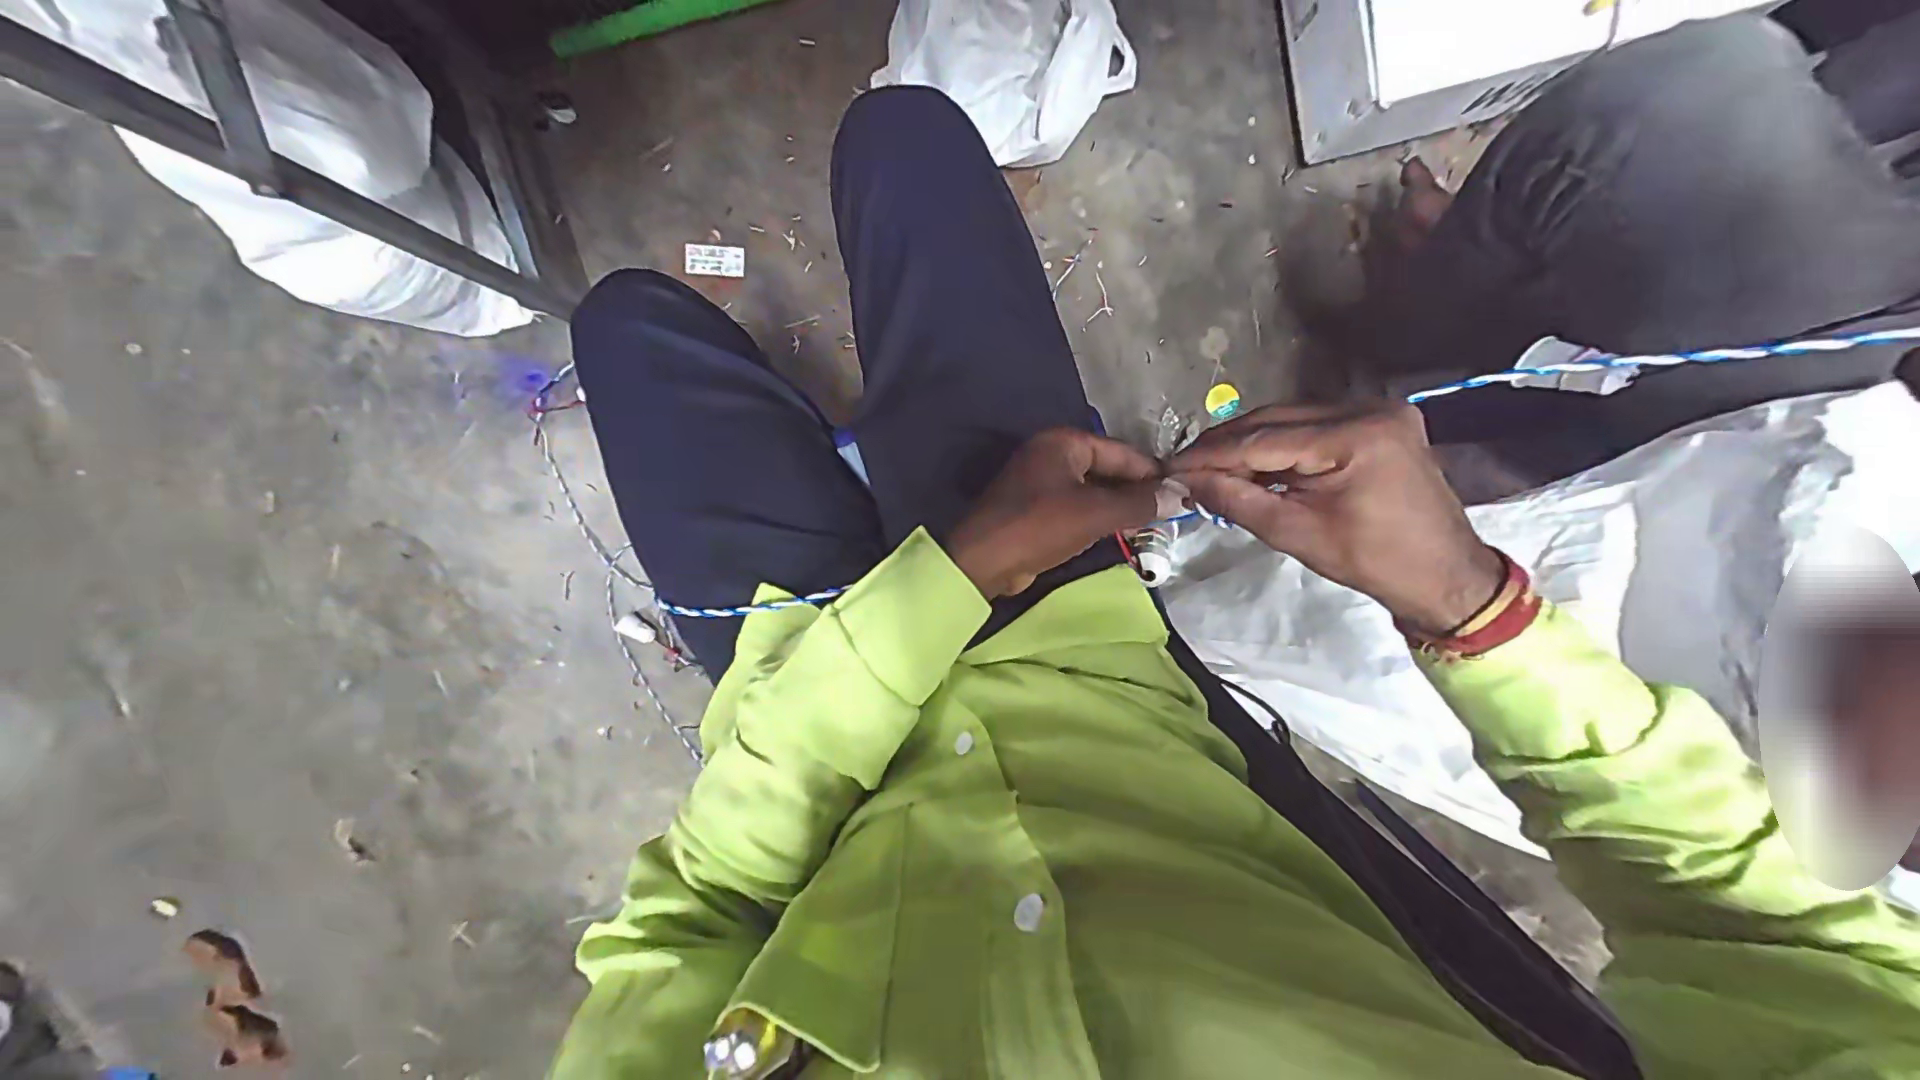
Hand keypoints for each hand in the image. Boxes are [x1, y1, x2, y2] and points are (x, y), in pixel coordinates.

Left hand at [946, 428, 1160, 597]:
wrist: (984, 562)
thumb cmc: (1039, 527)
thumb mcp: (1095, 513)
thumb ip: (1138, 503)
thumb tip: (1179, 494)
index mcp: (1063, 442)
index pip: (1121, 452)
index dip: (1152, 473)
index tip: (1181, 493)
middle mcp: (1051, 455)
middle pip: (1107, 469)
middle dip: (1135, 492)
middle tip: (1167, 514)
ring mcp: (1040, 482)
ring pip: (1092, 490)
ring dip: (1117, 507)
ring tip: (1148, 526)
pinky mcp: (1035, 509)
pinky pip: (1076, 507)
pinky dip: (1096, 518)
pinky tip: (1117, 533)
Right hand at [1171, 401, 1502, 633]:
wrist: (1442, 573)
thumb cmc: (1371, 560)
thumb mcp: (1294, 532)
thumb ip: (1235, 500)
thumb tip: (1185, 481)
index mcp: (1355, 436)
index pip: (1262, 441)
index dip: (1210, 455)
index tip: (1172, 467)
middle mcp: (1367, 409)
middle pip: (1273, 420)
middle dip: (1224, 445)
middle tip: (1184, 467)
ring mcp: (1376, 411)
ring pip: (1288, 419)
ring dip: (1246, 443)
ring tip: (1209, 468)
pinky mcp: (1377, 421)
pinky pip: (1310, 427)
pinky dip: (1275, 445)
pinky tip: (1250, 464)